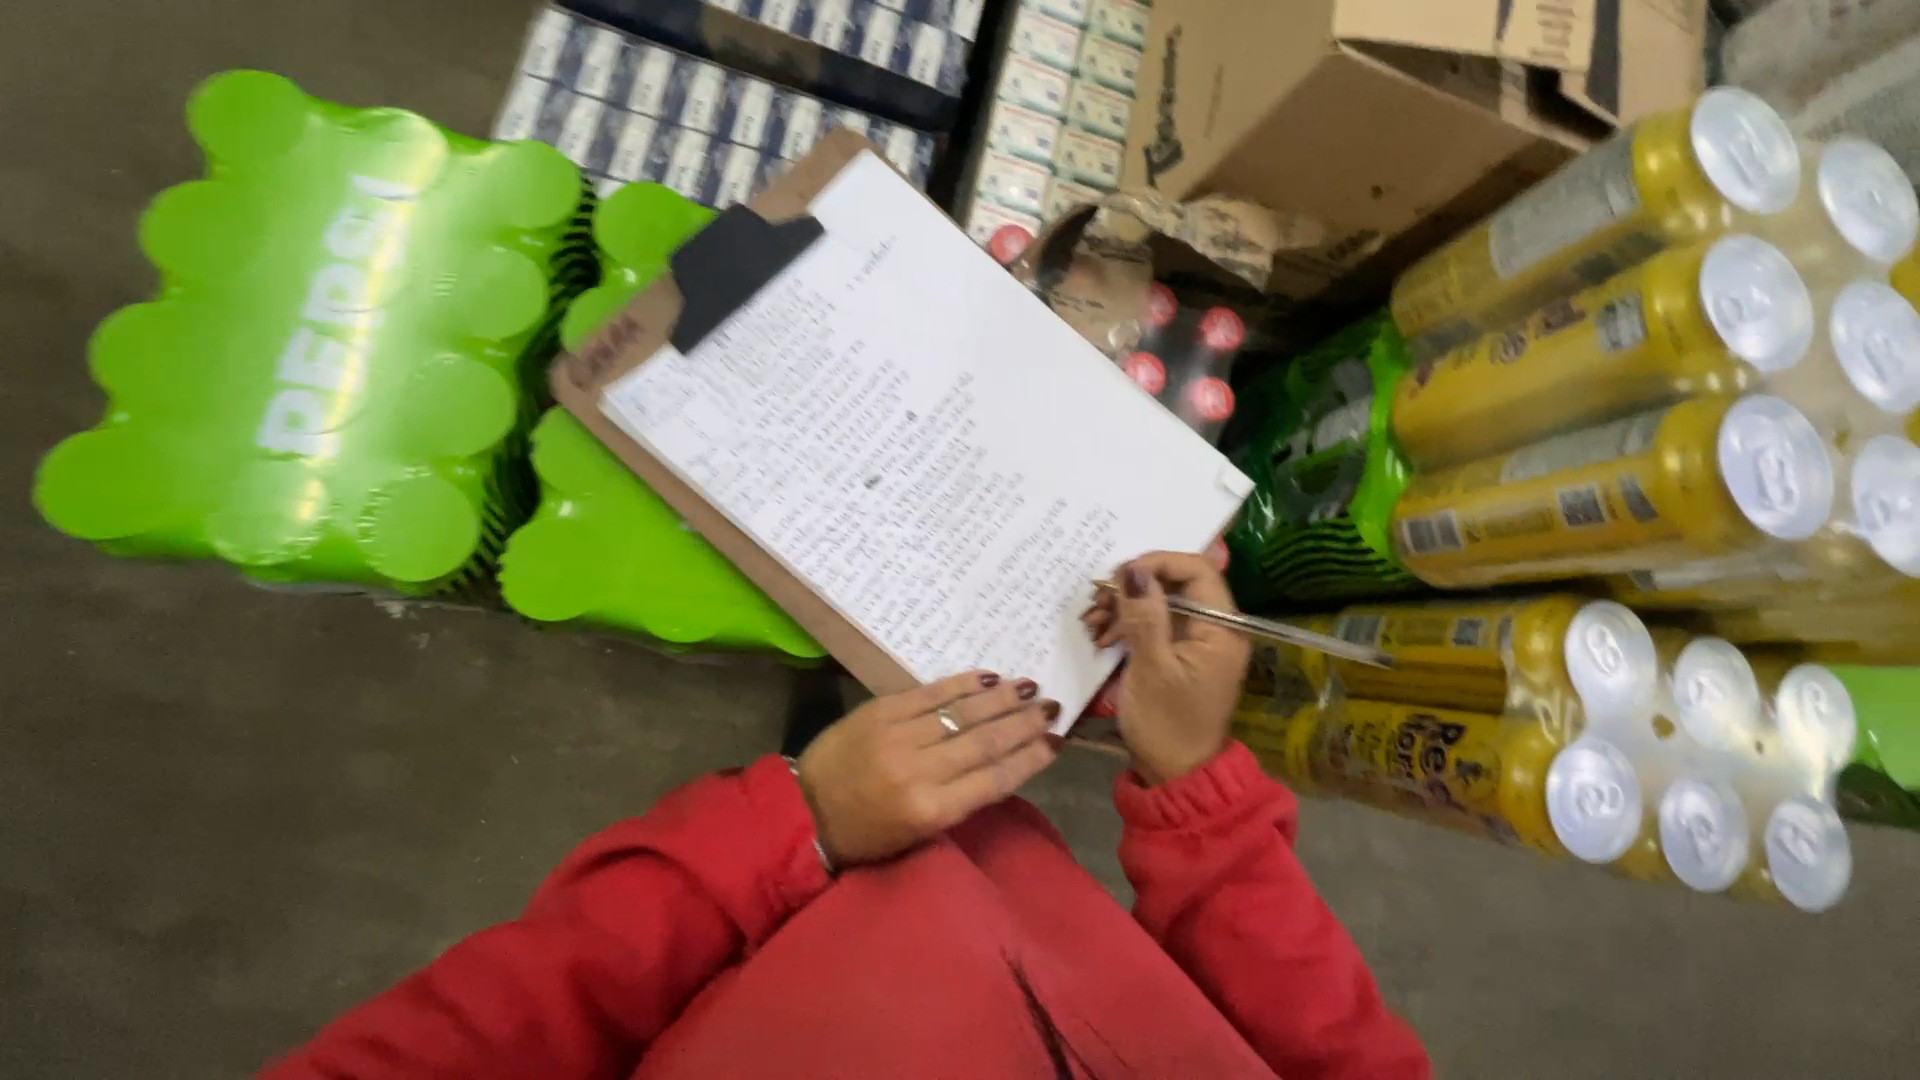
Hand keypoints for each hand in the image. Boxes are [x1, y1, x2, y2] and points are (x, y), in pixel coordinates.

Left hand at [794, 673, 1059, 866]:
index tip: (1055, 742)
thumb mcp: (918, 834)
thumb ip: (960, 799)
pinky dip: (962, 683)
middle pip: (985, 741)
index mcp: (931, 811)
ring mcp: (899, 735)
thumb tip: (1001, 762)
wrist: (803, 810)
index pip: (994, 779)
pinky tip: (988, 676)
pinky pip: (930, 692)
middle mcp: (920, 771)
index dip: (1030, 758)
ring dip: (1002, 698)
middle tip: (1053, 708)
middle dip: (1024, 723)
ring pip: (962, 712)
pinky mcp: (881, 710)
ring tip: (1030, 688)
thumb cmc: (866, 834)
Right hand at [1083, 553, 1250, 784]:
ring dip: (1124, 606)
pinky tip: (1101, 636)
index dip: (1157, 562)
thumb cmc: (1166, 724)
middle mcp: (1214, 628)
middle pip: (1175, 583)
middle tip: (1097, 600)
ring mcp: (1196, 641)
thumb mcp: (1151, 668)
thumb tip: (1132, 569)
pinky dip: (1126, 624)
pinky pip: (1154, 623)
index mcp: (1221, 629)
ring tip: (1092, 622)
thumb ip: (1144, 616)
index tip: (1119, 575)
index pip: (1197, 570)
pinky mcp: (1178, 653)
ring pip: (1159, 602)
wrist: (1172, 774)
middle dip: (1133, 587)